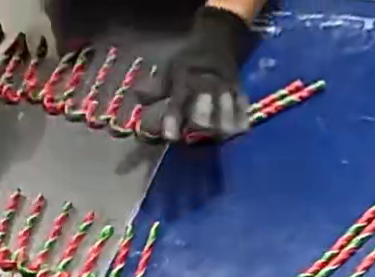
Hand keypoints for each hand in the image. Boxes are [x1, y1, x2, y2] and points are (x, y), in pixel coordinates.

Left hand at [140, 7, 260, 142]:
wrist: (217, 38)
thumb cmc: (188, 61)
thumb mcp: (168, 74)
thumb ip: (153, 94)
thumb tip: (133, 103)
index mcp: (185, 83)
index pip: (178, 104)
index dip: (174, 120)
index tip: (171, 137)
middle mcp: (204, 86)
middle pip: (204, 112)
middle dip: (200, 126)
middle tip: (196, 140)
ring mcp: (223, 87)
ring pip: (225, 110)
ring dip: (221, 126)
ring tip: (219, 138)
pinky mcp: (238, 87)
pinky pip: (241, 104)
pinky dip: (241, 117)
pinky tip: (239, 129)